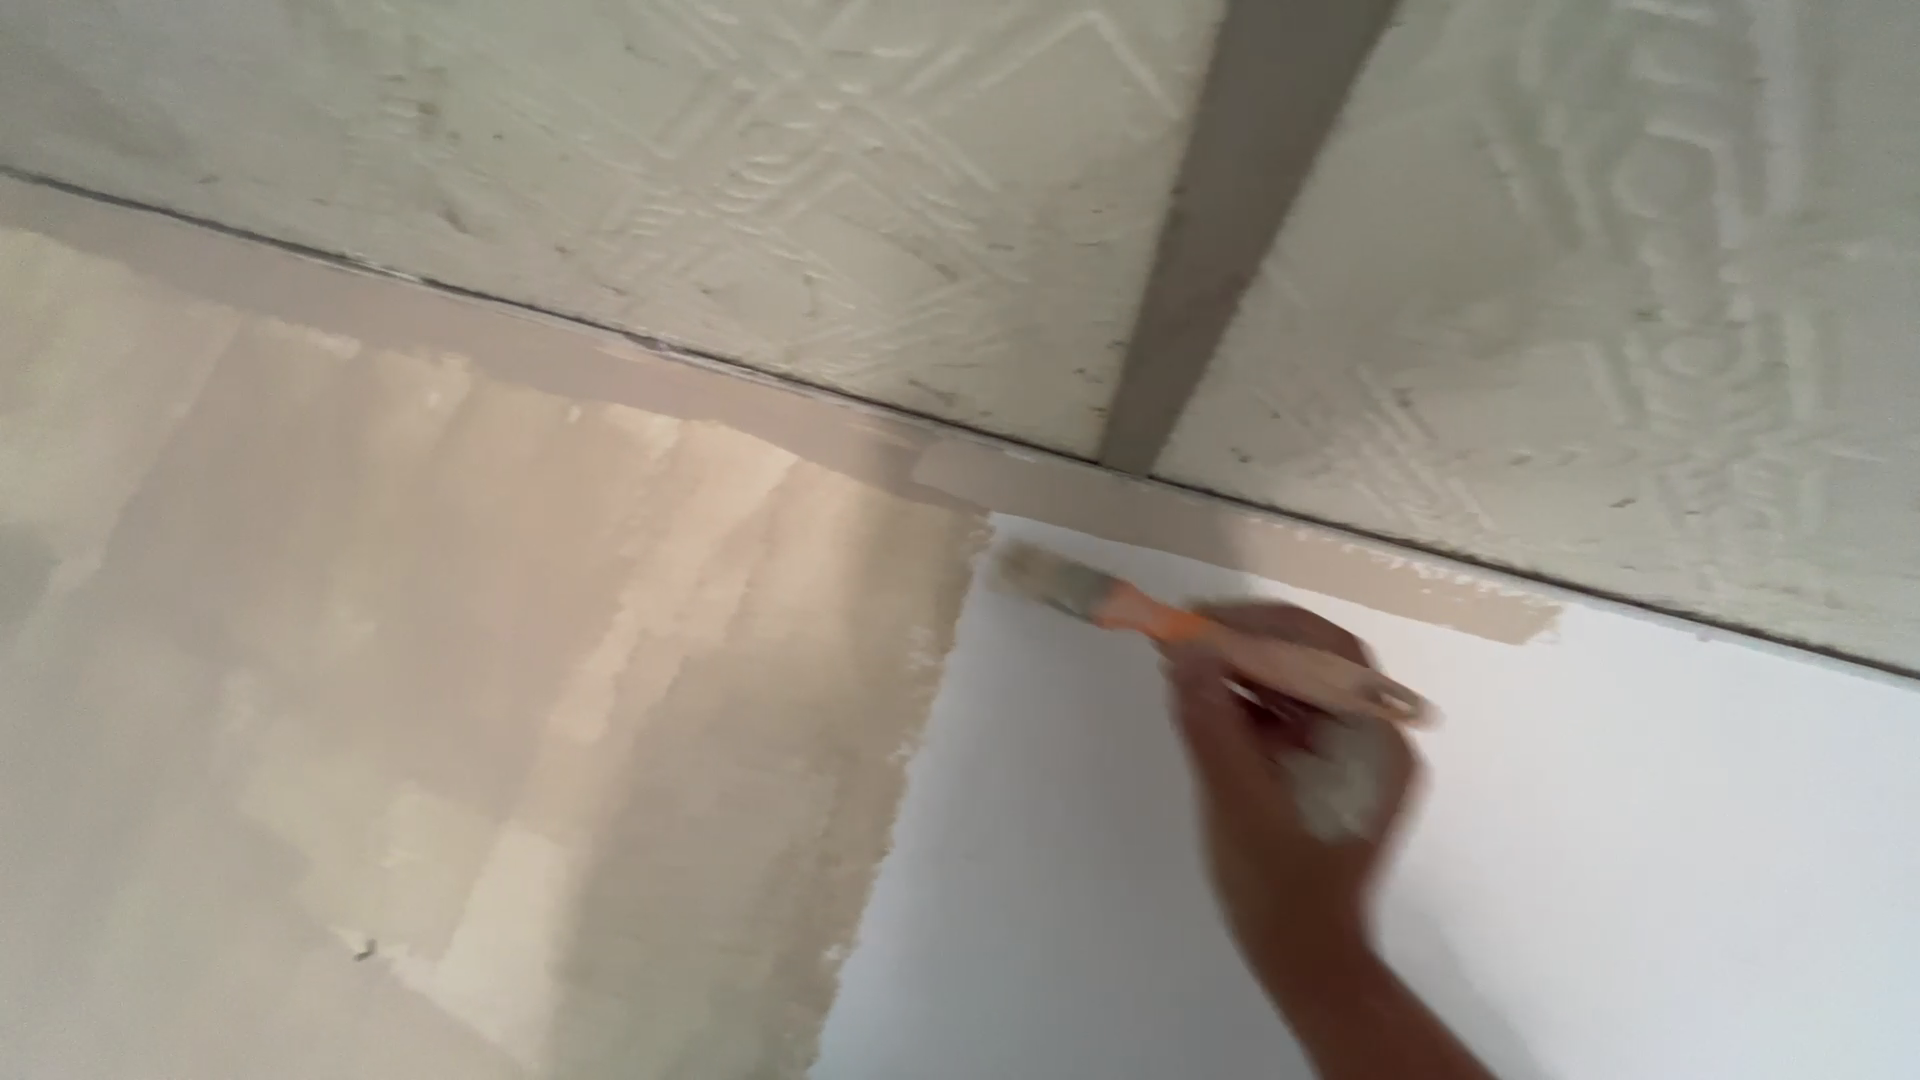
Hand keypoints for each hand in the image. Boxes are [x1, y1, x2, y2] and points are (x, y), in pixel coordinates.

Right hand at [1161, 602, 1420, 1001]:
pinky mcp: (1315, 769)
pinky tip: (1198, 694)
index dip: (1265, 625)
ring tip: (1182, 659)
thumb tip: (1185, 648)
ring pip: (1291, 686)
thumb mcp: (1237, 796)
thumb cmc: (1277, 884)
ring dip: (1237, 668)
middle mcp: (1368, 738)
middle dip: (1246, 642)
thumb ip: (1211, 719)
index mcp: (1372, 742)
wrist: (1300, 957)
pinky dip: (1238, 700)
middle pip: (1310, 663)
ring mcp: (1342, 754)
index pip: (1328, 653)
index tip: (1203, 621)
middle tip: (1184, 633)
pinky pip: (1279, 716)